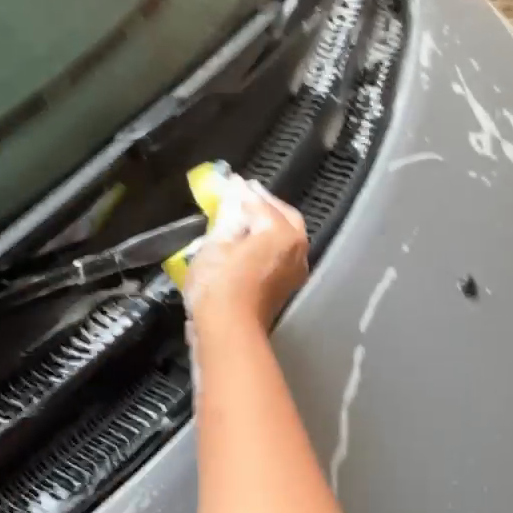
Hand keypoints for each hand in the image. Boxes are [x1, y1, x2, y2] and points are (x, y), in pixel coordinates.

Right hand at [185, 178, 308, 330]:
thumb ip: (228, 215)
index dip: (241, 192)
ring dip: (266, 226)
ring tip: (243, 221)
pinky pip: (277, 256)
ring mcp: (294, 270)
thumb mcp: (215, 243)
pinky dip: (265, 246)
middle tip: (243, 198)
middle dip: (264, 206)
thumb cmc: (218, 284)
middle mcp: (297, 247)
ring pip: (283, 238)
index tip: (229, 182)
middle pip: (282, 217)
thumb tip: (234, 194)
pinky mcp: (284, 288)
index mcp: (282, 231)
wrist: (228, 330)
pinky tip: (247, 247)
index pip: (259, 203)